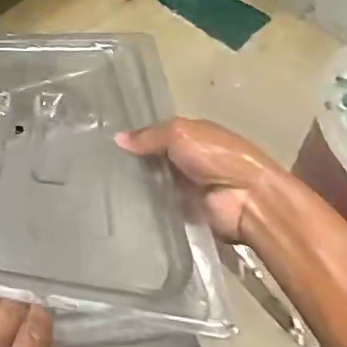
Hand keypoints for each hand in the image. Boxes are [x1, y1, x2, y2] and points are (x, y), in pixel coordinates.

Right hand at [115, 118, 290, 243]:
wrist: (248, 200)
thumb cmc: (216, 156)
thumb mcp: (180, 134)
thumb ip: (149, 136)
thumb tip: (117, 138)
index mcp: (192, 135)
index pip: (157, 134)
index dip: (136, 137)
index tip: (107, 143)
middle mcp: (188, 160)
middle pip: (153, 160)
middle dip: (133, 163)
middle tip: (98, 167)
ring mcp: (187, 187)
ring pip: (154, 184)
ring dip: (137, 186)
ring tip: (103, 188)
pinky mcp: (186, 213)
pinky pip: (160, 207)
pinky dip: (146, 207)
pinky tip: (122, 206)